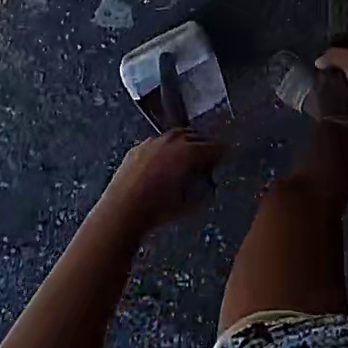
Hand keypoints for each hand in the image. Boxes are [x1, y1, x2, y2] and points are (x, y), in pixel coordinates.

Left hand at [101, 129, 226, 232]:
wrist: (122, 212)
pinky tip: (165, 156)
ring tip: (189, 151)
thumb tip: (208, 185)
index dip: (220, 151)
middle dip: (204, 143)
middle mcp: (170, 143)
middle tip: (210, 152)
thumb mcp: (189, 203)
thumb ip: (203, 189)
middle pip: (194, 136)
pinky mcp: (137, 149)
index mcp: (187, 153)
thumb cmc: (156, 210)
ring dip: (185, 141)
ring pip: (174, 135)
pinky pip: (156, 142)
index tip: (224, 153)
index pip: (211, 147)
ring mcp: (152, 144)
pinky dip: (165, 146)